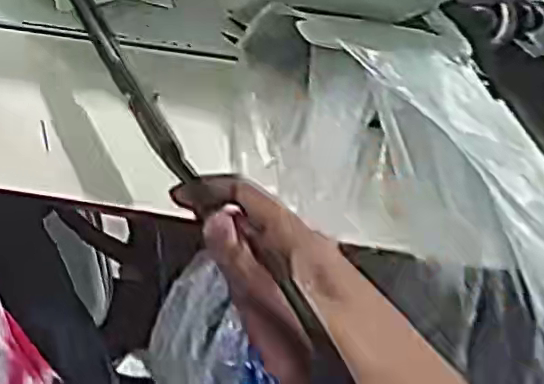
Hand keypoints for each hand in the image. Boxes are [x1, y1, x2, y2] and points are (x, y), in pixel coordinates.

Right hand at [173, 177, 336, 383]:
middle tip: (256, 317)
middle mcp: (309, 252)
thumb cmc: (366, 354)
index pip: (241, 190)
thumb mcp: (291, 305)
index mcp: (302, 240)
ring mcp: (319, 279)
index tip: (177, 197)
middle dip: (238, 278)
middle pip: (243, 238)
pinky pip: (278, 302)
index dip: (204, 187)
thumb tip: (211, 216)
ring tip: (288, 351)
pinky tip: (296, 355)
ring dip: (259, 312)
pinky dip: (276, 327)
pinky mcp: (325, 306)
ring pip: (257, 275)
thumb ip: (247, 263)